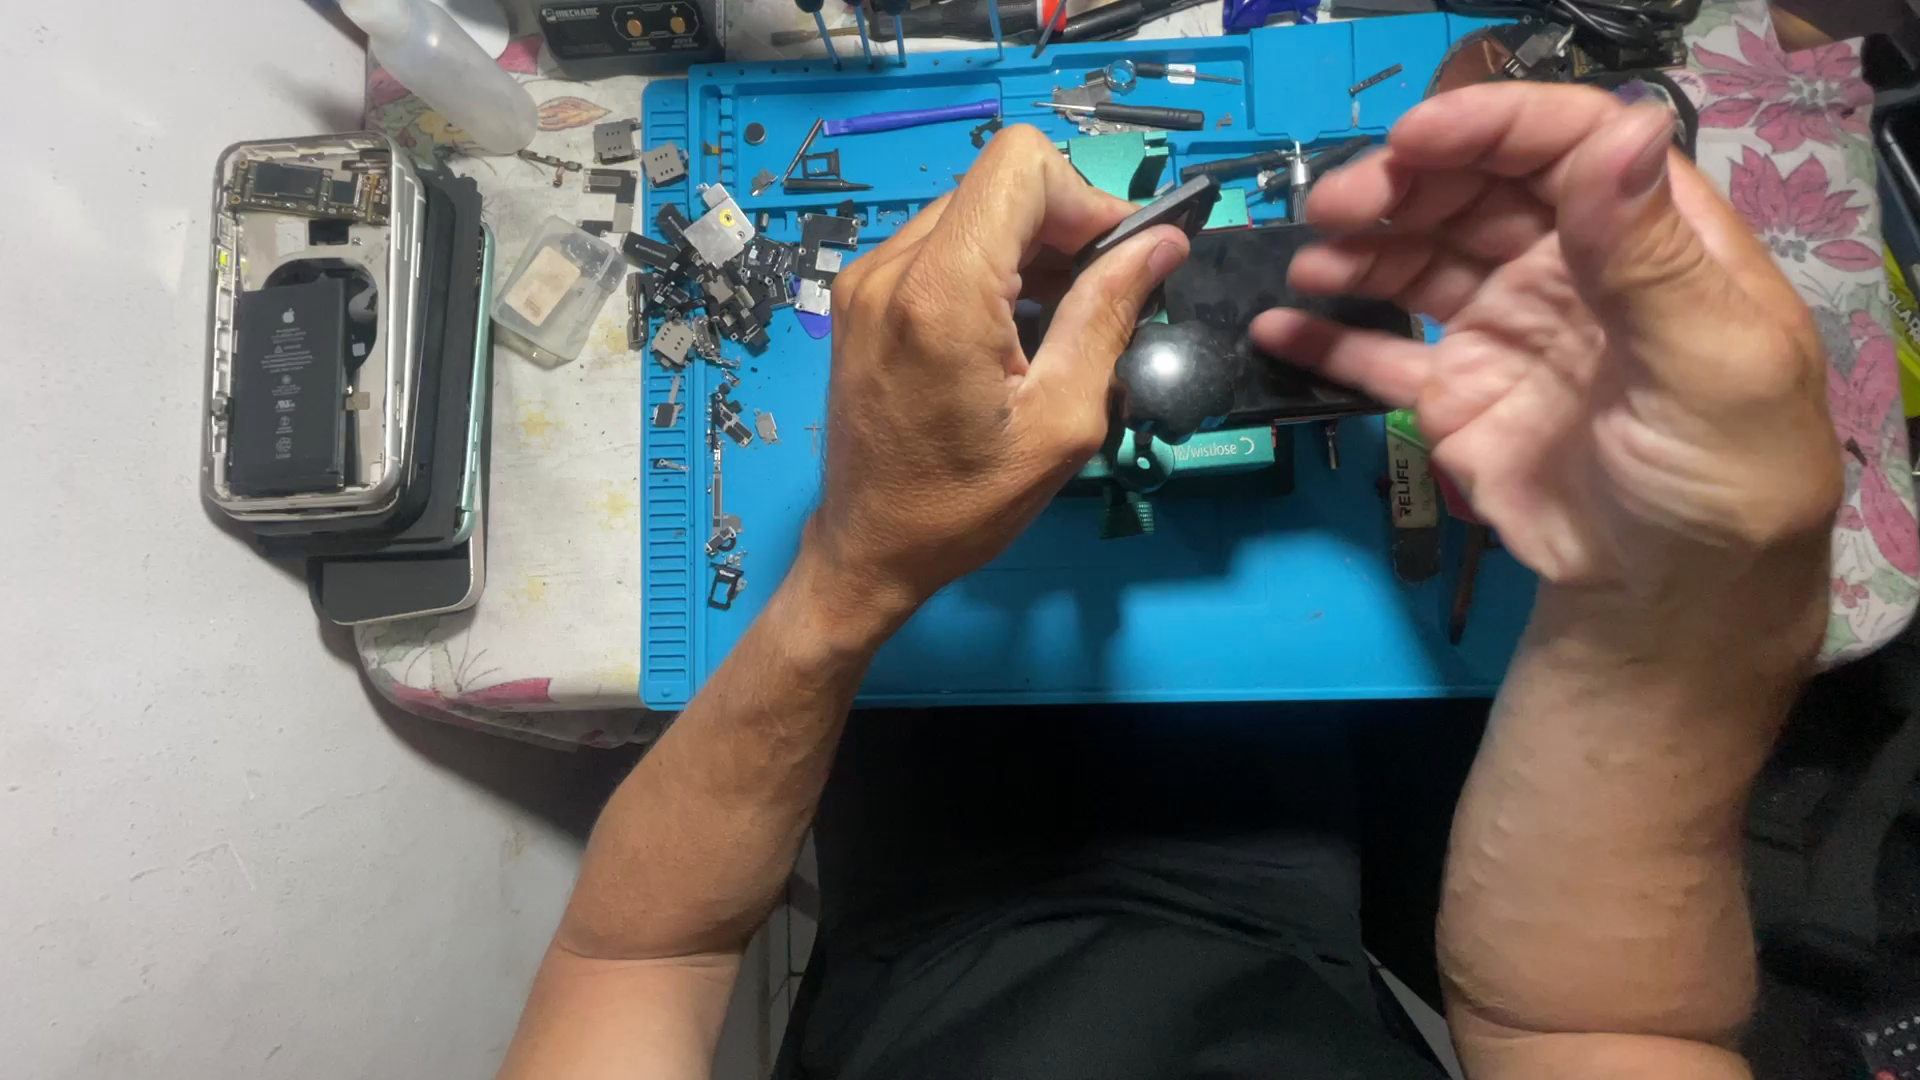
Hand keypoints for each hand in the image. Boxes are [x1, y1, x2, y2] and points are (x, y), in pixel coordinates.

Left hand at [803, 125, 1189, 626]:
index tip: (1114, 262)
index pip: (1021, 165)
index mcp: (941, 293)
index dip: (1084, 199)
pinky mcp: (858, 303)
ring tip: (1051, 325)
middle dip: (1062, 229)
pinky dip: (985, 271)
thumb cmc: (964, 505)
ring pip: (969, 214)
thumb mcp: (1060, 421)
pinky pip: (937, 250)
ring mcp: (865, 283)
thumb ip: (1108, 316)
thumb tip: (1160, 244)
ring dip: (1025, 253)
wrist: (871, 548)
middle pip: (997, 186)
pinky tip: (1005, 331)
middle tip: (1094, 301)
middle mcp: (890, 268)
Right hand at [1251, 84, 1840, 618]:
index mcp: (1636, 239)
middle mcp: (1555, 270)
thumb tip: (1617, 133)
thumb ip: (1651, 256)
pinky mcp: (1442, 392)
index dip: (1487, 130)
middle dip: (1398, 192)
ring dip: (1354, 256)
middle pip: (1467, 202)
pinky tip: (1278, 329)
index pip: (1560, 151)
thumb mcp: (1711, 361)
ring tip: (1304, 263)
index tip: (1410, 140)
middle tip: (1330, 207)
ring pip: (1411, 269)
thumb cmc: (1716, 469)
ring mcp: (1490, 331)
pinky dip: (1324, 341)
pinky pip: (1375, 355)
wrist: (1649, 579)